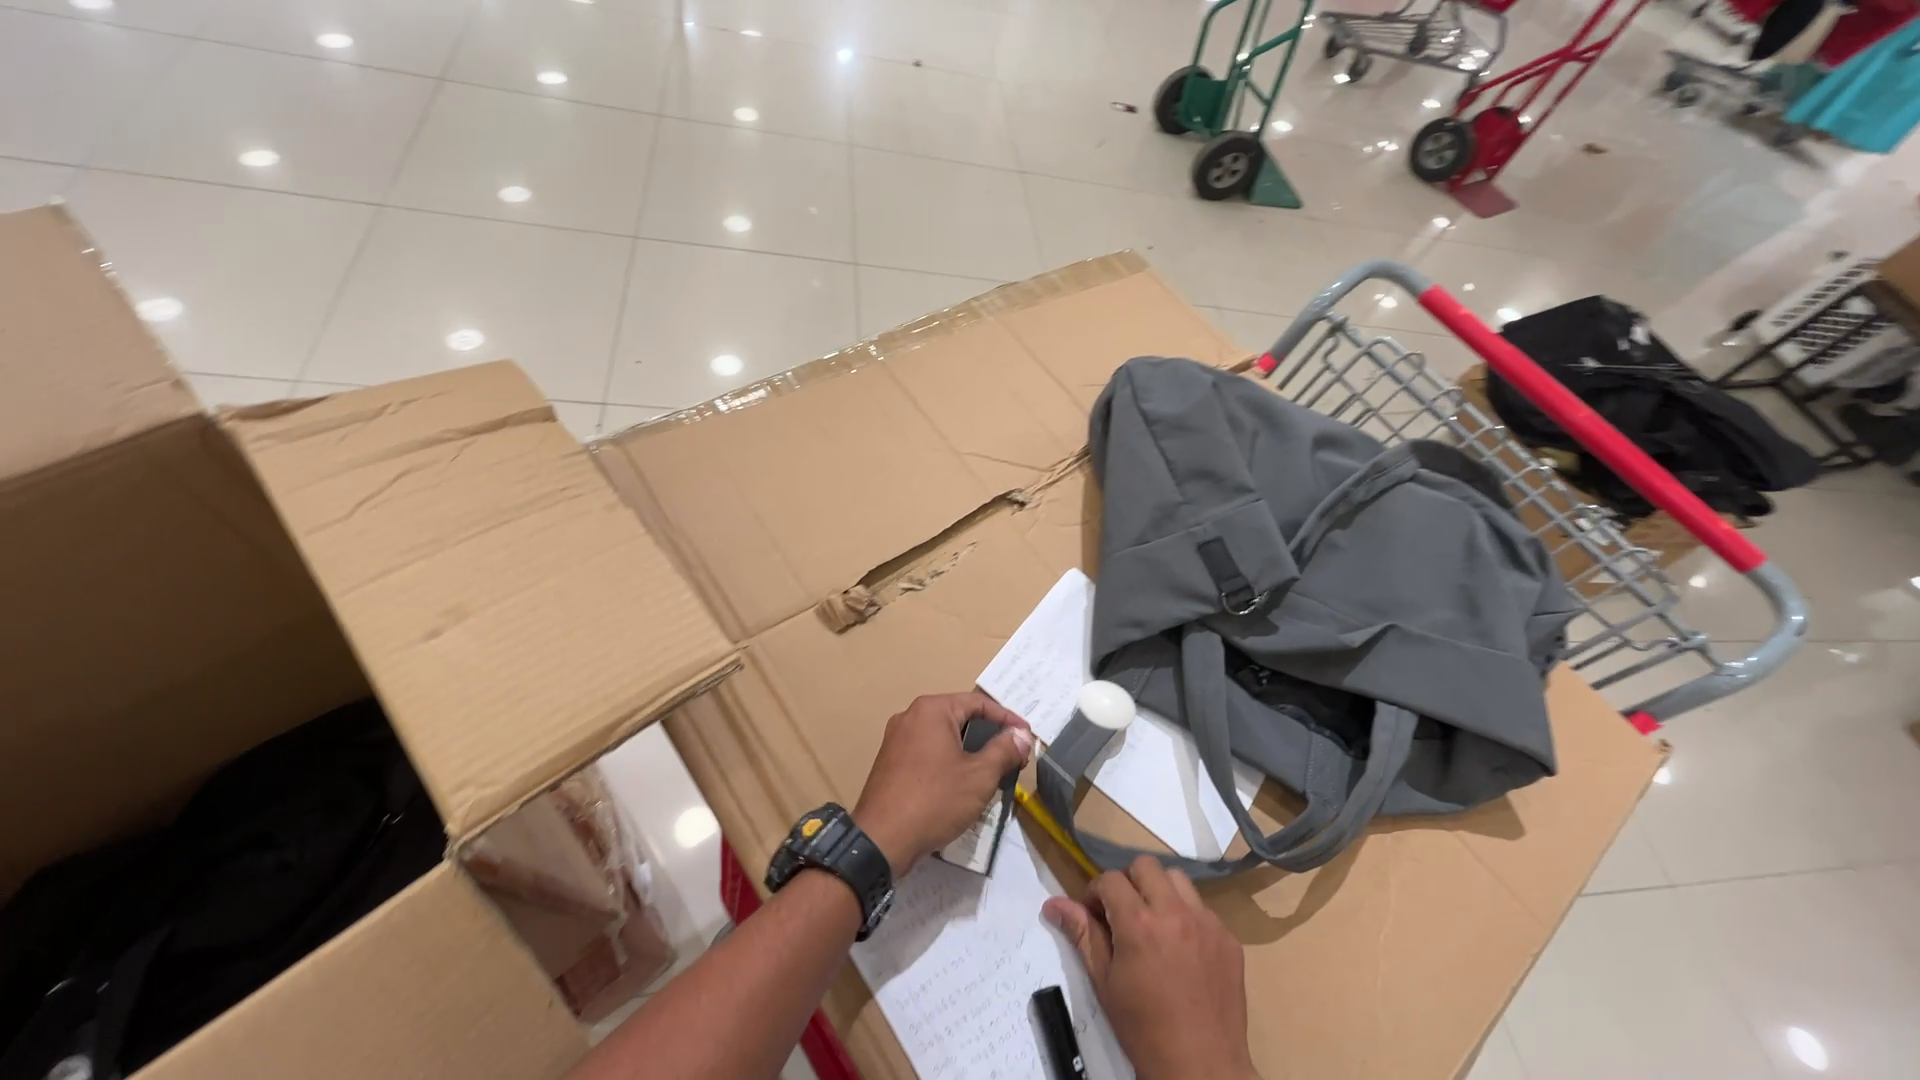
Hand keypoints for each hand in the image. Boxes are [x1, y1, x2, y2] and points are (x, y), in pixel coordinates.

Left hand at [853, 692, 1033, 877]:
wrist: (881, 840)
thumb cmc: (934, 800)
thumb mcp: (979, 775)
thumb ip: (1004, 750)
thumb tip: (1021, 735)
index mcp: (931, 710)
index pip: (978, 703)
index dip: (1008, 719)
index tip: (1027, 738)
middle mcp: (910, 717)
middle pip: (960, 718)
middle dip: (989, 736)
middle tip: (1014, 756)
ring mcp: (896, 740)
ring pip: (944, 737)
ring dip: (970, 751)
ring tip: (993, 772)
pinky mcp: (890, 763)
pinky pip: (928, 753)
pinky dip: (949, 762)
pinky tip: (962, 784)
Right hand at [1043, 856, 1257, 1079]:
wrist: (1201, 1067)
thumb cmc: (1143, 1028)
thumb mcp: (1104, 982)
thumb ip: (1081, 934)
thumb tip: (1053, 903)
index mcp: (1139, 924)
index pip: (1111, 879)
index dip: (1096, 893)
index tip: (1095, 915)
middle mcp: (1175, 913)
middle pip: (1146, 866)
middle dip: (1128, 882)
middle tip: (1124, 913)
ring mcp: (1207, 924)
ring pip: (1179, 880)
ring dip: (1160, 892)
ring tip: (1154, 924)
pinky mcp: (1229, 938)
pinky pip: (1204, 909)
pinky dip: (1187, 916)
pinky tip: (1181, 949)